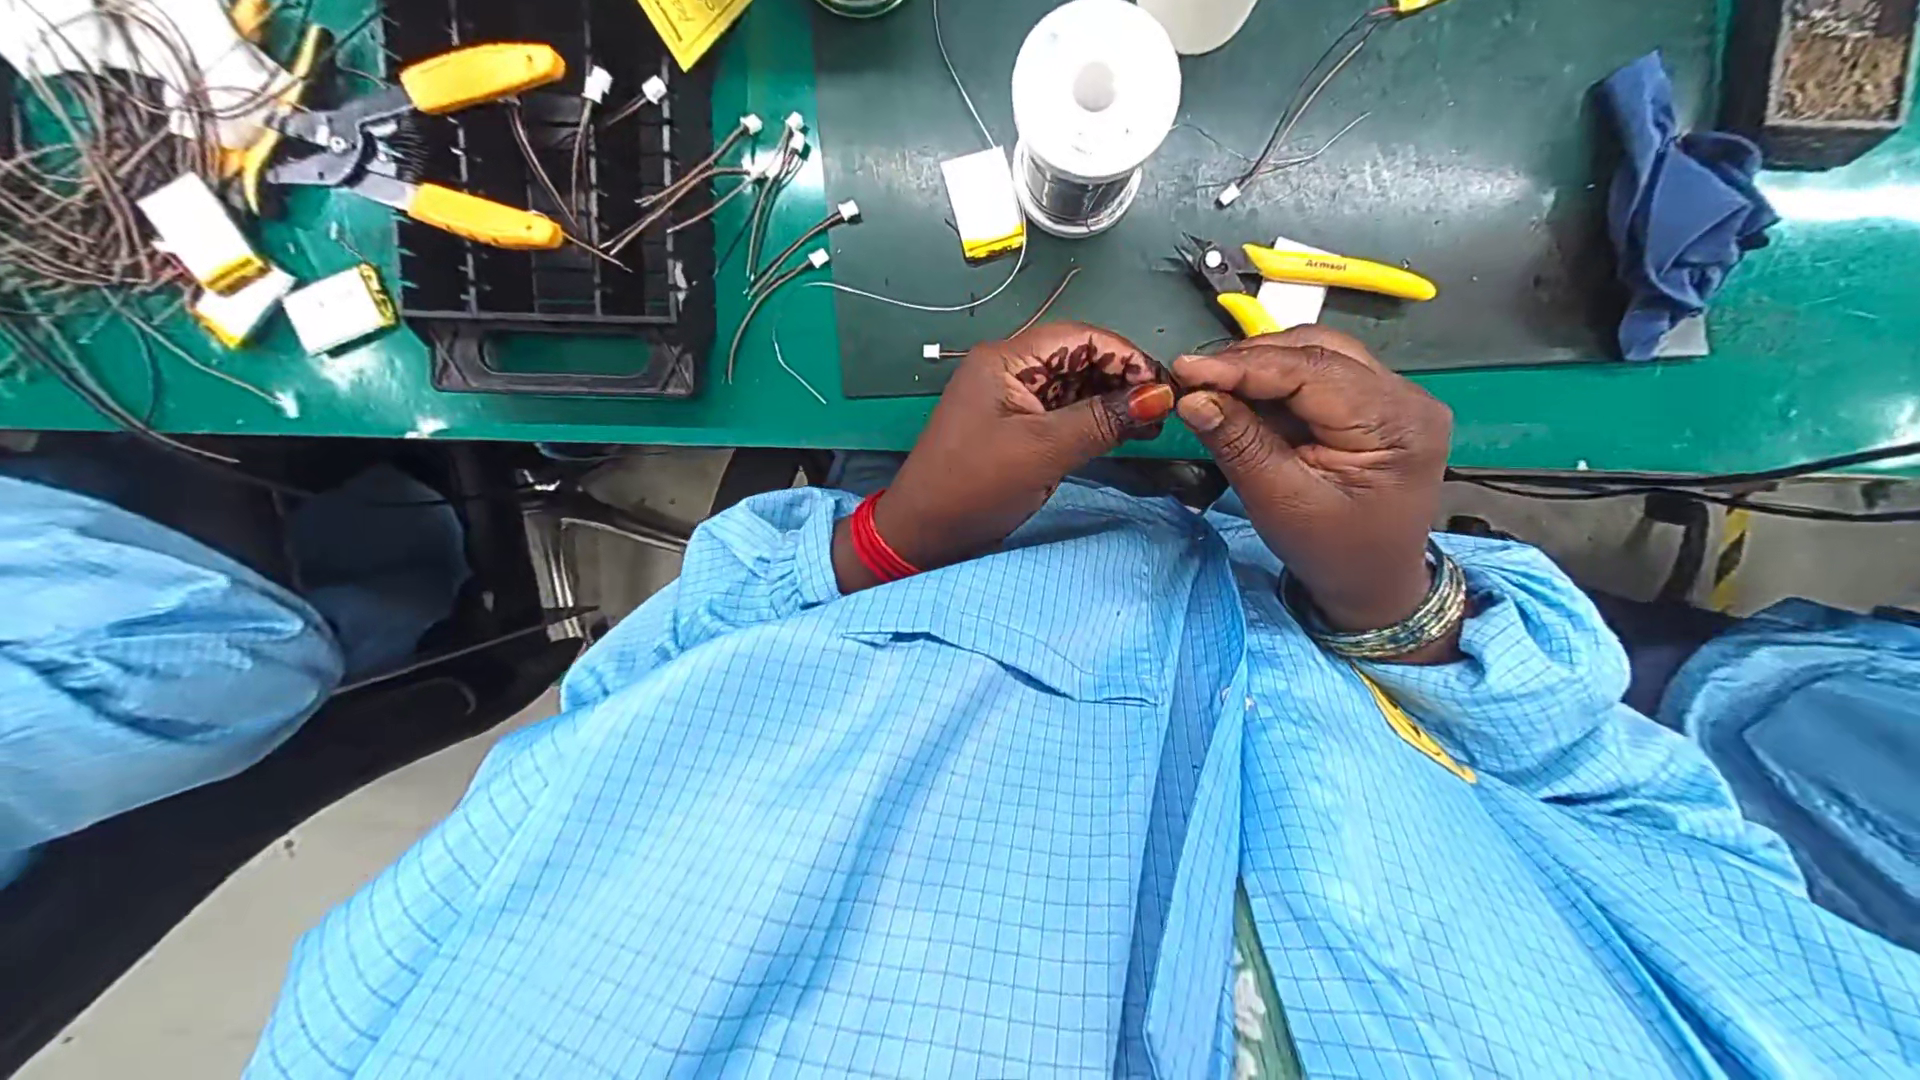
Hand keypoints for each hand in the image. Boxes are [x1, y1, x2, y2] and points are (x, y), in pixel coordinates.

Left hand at [836, 322, 1173, 586]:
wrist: (925, 534)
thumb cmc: (970, 487)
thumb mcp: (1042, 450)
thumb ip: (1101, 420)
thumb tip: (1157, 396)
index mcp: (1004, 360)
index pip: (1078, 337)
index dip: (1124, 355)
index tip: (1160, 384)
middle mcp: (1009, 372)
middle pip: (1078, 359)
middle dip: (1121, 379)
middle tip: (1159, 408)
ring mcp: (1013, 402)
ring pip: (1074, 388)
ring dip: (1111, 403)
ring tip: (1149, 424)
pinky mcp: (1019, 431)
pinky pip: (1064, 415)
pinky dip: (1094, 423)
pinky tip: (1123, 434)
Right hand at [1172, 326, 1452, 633]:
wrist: (1372, 583)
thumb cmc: (1333, 552)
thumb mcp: (1279, 502)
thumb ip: (1238, 444)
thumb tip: (1193, 399)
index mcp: (1396, 423)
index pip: (1312, 371)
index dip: (1243, 365)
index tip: (1187, 369)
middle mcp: (1404, 397)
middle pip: (1317, 351)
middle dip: (1248, 360)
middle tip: (1192, 378)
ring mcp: (1391, 397)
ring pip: (1315, 355)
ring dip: (1257, 366)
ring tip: (1210, 386)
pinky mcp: (1370, 405)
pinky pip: (1315, 376)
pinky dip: (1270, 382)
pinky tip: (1239, 396)